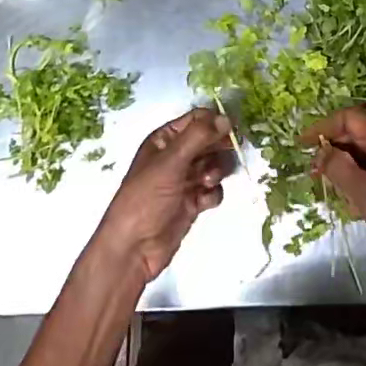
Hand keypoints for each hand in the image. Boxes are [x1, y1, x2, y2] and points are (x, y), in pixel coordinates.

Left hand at [89, 107, 234, 282]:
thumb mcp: (171, 162)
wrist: (134, 248)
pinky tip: (202, 201)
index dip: (215, 121)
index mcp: (165, 140)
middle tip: (230, 151)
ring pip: (215, 164)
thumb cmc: (146, 198)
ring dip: (216, 171)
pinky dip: (212, 193)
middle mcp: (176, 156)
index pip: (196, 119)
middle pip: (210, 141)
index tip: (231, 128)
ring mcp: (185, 179)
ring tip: (206, 182)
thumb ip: (199, 137)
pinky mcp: (193, 201)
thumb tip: (226, 118)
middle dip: (219, 147)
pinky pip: (213, 189)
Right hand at [302, 107, 365, 298]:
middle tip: (312, 171)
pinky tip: (352, 198)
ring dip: (345, 165)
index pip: (349, 118)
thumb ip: (339, 167)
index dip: (323, 127)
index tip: (301, 145)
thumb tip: (320, 149)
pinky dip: (361, 176)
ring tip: (328, 187)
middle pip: (357, 133)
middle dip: (332, 149)